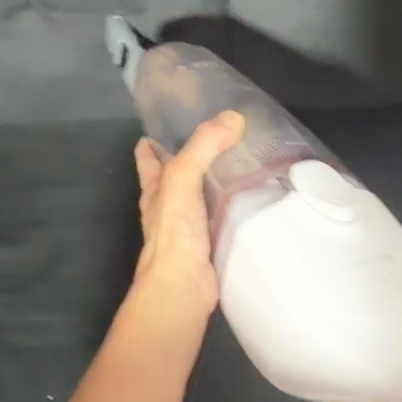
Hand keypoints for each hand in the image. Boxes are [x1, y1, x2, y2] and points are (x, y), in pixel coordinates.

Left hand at [130, 110, 244, 318]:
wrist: (182, 284)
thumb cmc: (173, 229)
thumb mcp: (182, 177)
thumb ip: (204, 146)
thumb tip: (233, 116)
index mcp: (155, 187)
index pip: (148, 156)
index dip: (154, 139)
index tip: (172, 121)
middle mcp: (168, 204)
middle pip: (177, 174)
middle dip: (192, 156)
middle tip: (222, 135)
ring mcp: (188, 225)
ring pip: (201, 194)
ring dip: (216, 180)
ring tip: (244, 159)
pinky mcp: (209, 242)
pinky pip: (222, 215)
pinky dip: (233, 204)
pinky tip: (253, 196)